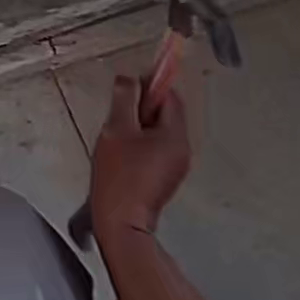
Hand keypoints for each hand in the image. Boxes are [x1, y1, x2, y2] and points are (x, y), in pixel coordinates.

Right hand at [90, 72, 195, 235]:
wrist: (120, 220)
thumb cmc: (119, 175)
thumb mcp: (116, 128)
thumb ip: (124, 98)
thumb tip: (128, 79)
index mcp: (175, 136)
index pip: (170, 97)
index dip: (151, 85)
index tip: (130, 85)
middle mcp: (182, 150)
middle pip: (165, 113)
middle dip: (141, 108)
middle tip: (118, 115)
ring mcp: (175, 165)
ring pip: (158, 131)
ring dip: (138, 126)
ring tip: (117, 137)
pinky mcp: (165, 176)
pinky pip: (155, 147)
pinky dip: (140, 142)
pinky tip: (121, 153)